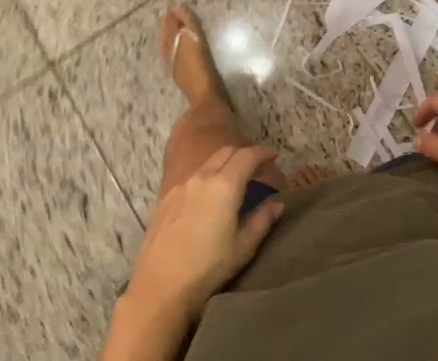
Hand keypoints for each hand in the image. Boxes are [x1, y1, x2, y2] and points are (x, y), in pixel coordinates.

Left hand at [121, 145, 285, 324]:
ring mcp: (180, 185)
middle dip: (244, 154)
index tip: (274, 155)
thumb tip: (277, 203)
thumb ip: (261, 220)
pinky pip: (191, 175)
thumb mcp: (242, 248)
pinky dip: (206, 175)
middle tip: (256, 166)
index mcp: (224, 186)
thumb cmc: (207, 269)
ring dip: (224, 162)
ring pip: (207, 162)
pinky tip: (208, 194)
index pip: (247, 157)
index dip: (263, 153)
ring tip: (234, 179)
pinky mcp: (165, 196)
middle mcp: (201, 177)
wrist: (160, 285)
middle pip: (226, 152)